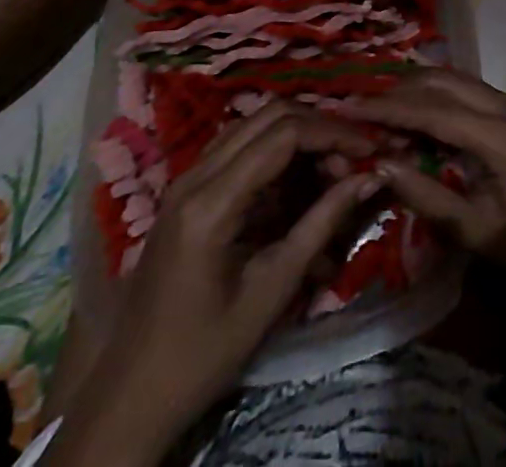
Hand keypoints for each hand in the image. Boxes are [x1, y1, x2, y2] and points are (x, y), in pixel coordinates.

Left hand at [53, 107, 381, 465]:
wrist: (135, 389)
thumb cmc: (206, 349)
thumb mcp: (274, 286)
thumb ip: (323, 223)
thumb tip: (369, 179)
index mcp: (211, 202)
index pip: (283, 135)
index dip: (333, 134)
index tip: (370, 150)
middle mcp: (194, 176)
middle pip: (268, 117)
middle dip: (319, 127)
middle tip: (355, 158)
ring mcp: (186, 180)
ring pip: (252, 126)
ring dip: (298, 135)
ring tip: (335, 167)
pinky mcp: (187, 191)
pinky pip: (238, 148)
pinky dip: (275, 150)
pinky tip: (301, 177)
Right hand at [335, 69, 505, 275]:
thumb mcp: (475, 230)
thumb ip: (425, 195)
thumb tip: (378, 164)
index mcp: (499, 136)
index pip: (430, 110)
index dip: (386, 108)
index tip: (346, 107)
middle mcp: (505, 107)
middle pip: (440, 82)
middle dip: (396, 92)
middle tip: (358, 108)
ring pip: (452, 79)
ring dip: (414, 90)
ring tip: (378, 110)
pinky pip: (464, 90)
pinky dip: (433, 96)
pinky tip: (412, 114)